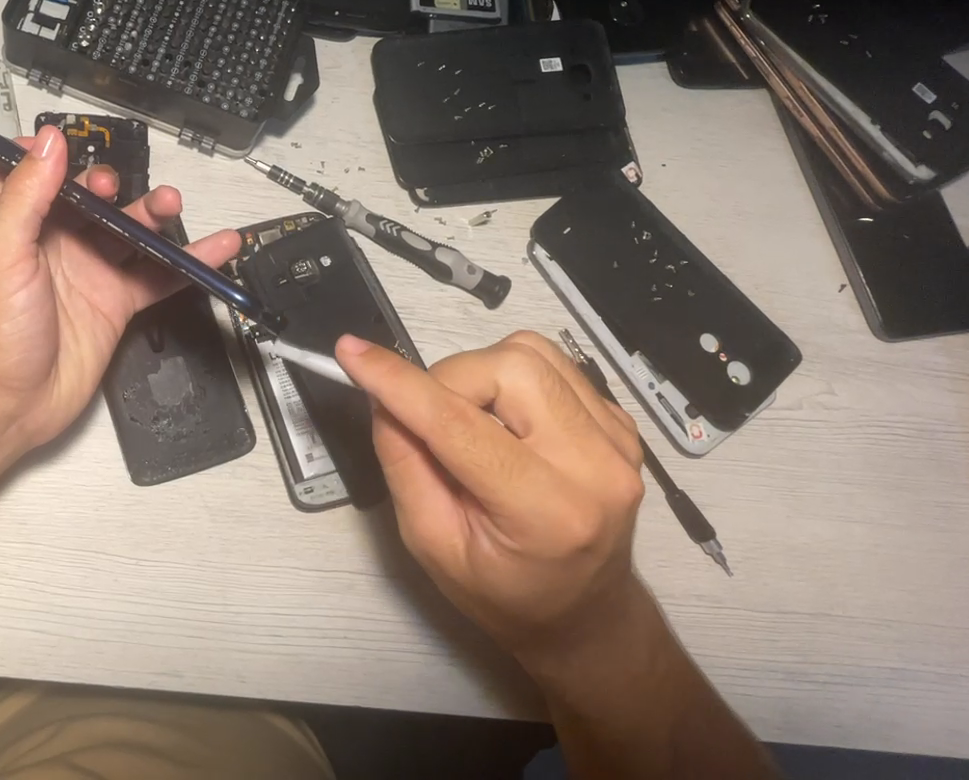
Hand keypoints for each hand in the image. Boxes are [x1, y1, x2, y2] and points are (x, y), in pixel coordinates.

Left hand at [0, 125, 240, 453]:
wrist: (11, 405)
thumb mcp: (2, 255)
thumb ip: (26, 196)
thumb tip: (46, 141)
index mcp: (19, 228)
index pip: (28, 179)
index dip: (43, 159)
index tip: (66, 142)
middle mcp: (55, 246)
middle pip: (90, 201)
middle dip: (110, 186)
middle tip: (118, 189)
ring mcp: (88, 274)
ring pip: (129, 233)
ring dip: (154, 215)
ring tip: (173, 203)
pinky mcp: (115, 304)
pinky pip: (156, 276)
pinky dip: (186, 264)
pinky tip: (214, 249)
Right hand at [335, 331, 647, 673]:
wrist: (585, 616)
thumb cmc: (501, 590)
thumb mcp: (430, 542)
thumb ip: (404, 462)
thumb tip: (382, 396)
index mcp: (546, 512)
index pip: (458, 425)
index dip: (397, 382)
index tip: (350, 352)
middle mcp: (595, 466)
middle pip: (507, 368)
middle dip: (447, 379)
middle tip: (426, 418)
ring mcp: (616, 439)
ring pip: (529, 353)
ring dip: (477, 374)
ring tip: (467, 419)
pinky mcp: (619, 422)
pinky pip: (551, 364)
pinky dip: (508, 378)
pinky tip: (503, 421)